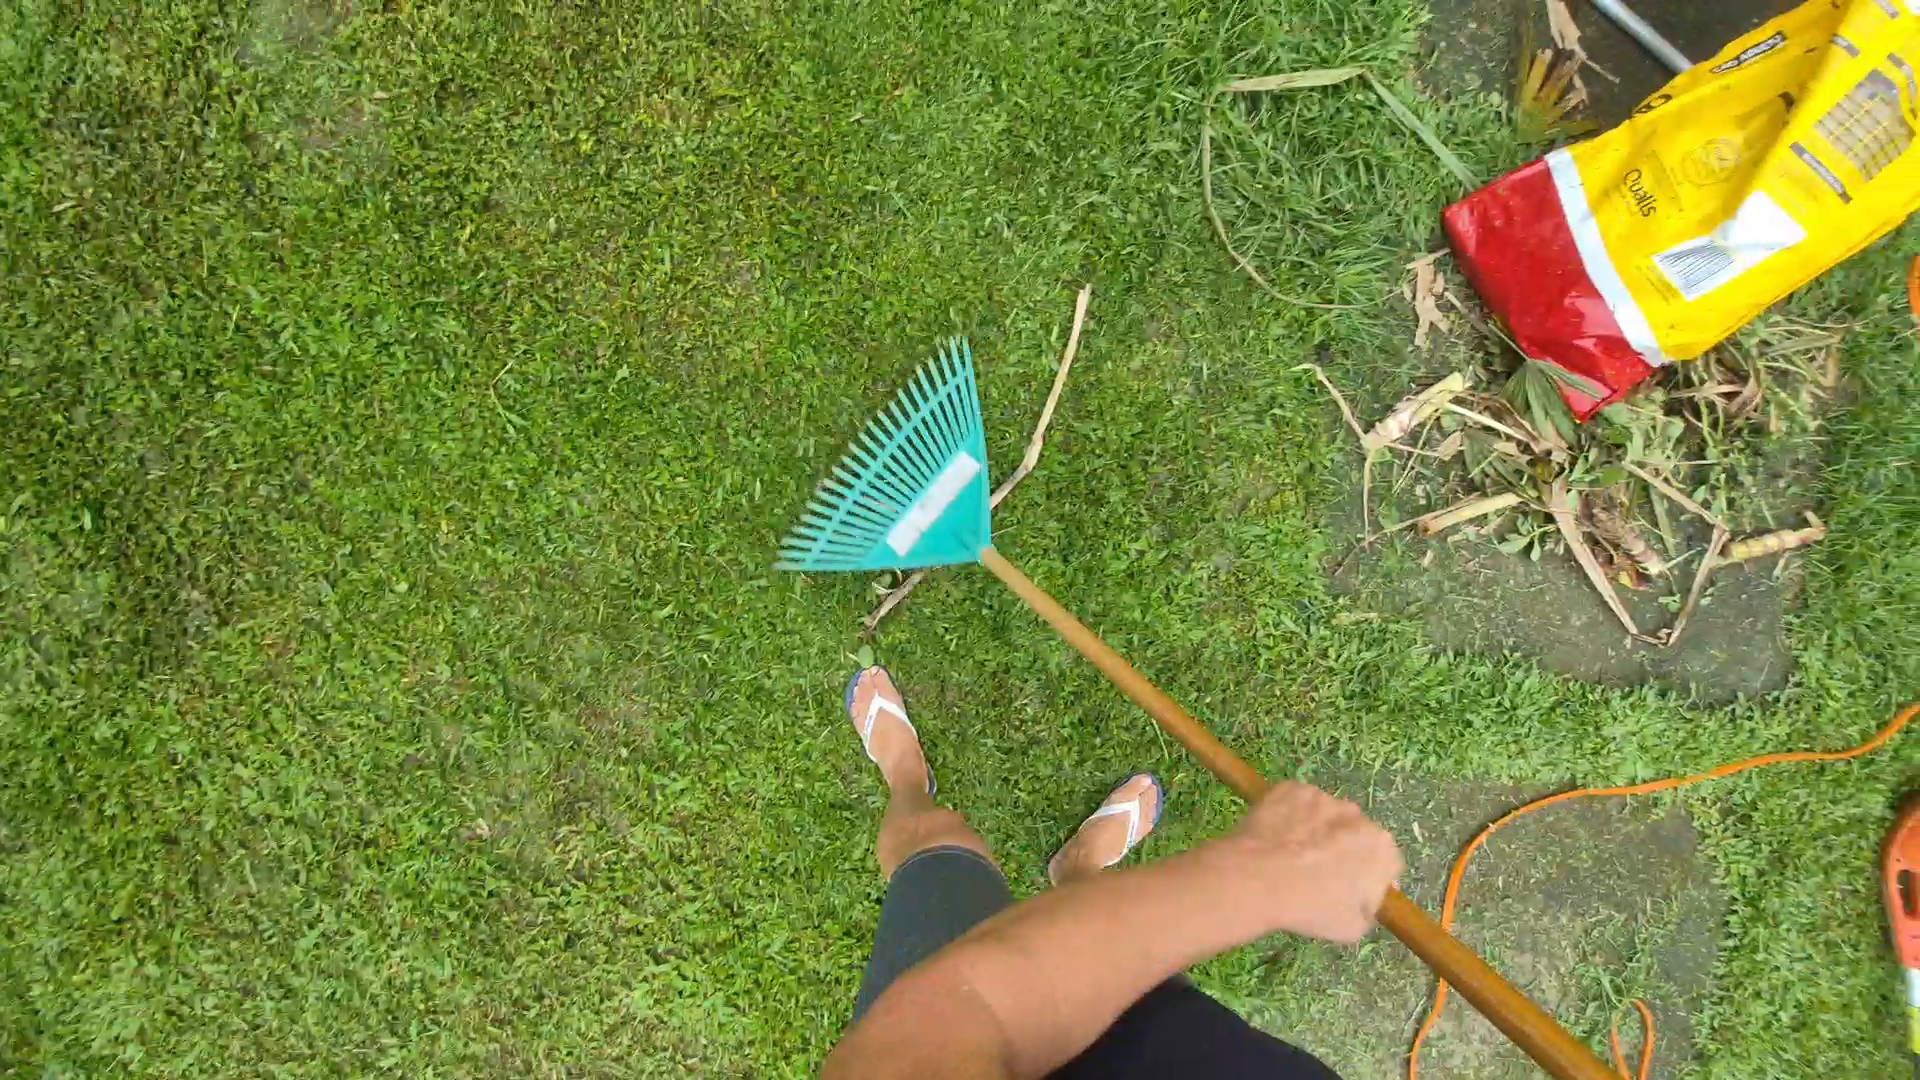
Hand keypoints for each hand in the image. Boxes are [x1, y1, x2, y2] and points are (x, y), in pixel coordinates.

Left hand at [1217, 781, 1401, 943]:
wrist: (1256, 878)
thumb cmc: (1310, 907)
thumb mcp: (1355, 925)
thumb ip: (1368, 904)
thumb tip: (1363, 893)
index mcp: (1381, 846)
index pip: (1386, 860)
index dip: (1370, 874)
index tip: (1352, 885)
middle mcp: (1355, 813)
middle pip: (1356, 832)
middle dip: (1344, 847)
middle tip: (1319, 867)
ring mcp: (1319, 796)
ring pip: (1324, 814)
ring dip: (1316, 827)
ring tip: (1292, 850)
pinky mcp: (1288, 787)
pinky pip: (1296, 802)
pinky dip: (1290, 814)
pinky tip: (1276, 834)